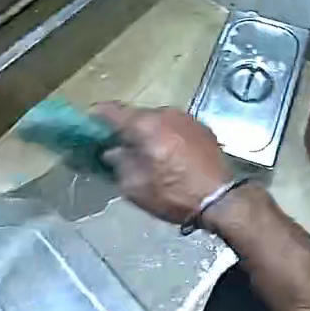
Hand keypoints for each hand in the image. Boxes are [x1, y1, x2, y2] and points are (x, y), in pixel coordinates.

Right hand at [92, 103, 233, 225]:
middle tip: (114, 147)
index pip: (111, 110)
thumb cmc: (175, 194)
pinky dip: (165, 136)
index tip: (86, 127)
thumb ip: (118, 164)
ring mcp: (187, 118)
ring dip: (146, 133)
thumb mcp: (135, 187)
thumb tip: (111, 152)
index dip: (95, 117)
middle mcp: (165, 113)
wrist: (223, 200)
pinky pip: (174, 126)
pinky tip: (167, 155)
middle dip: (123, 129)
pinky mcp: (202, 128)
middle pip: (135, 115)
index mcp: (145, 124)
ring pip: (156, 120)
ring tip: (143, 154)